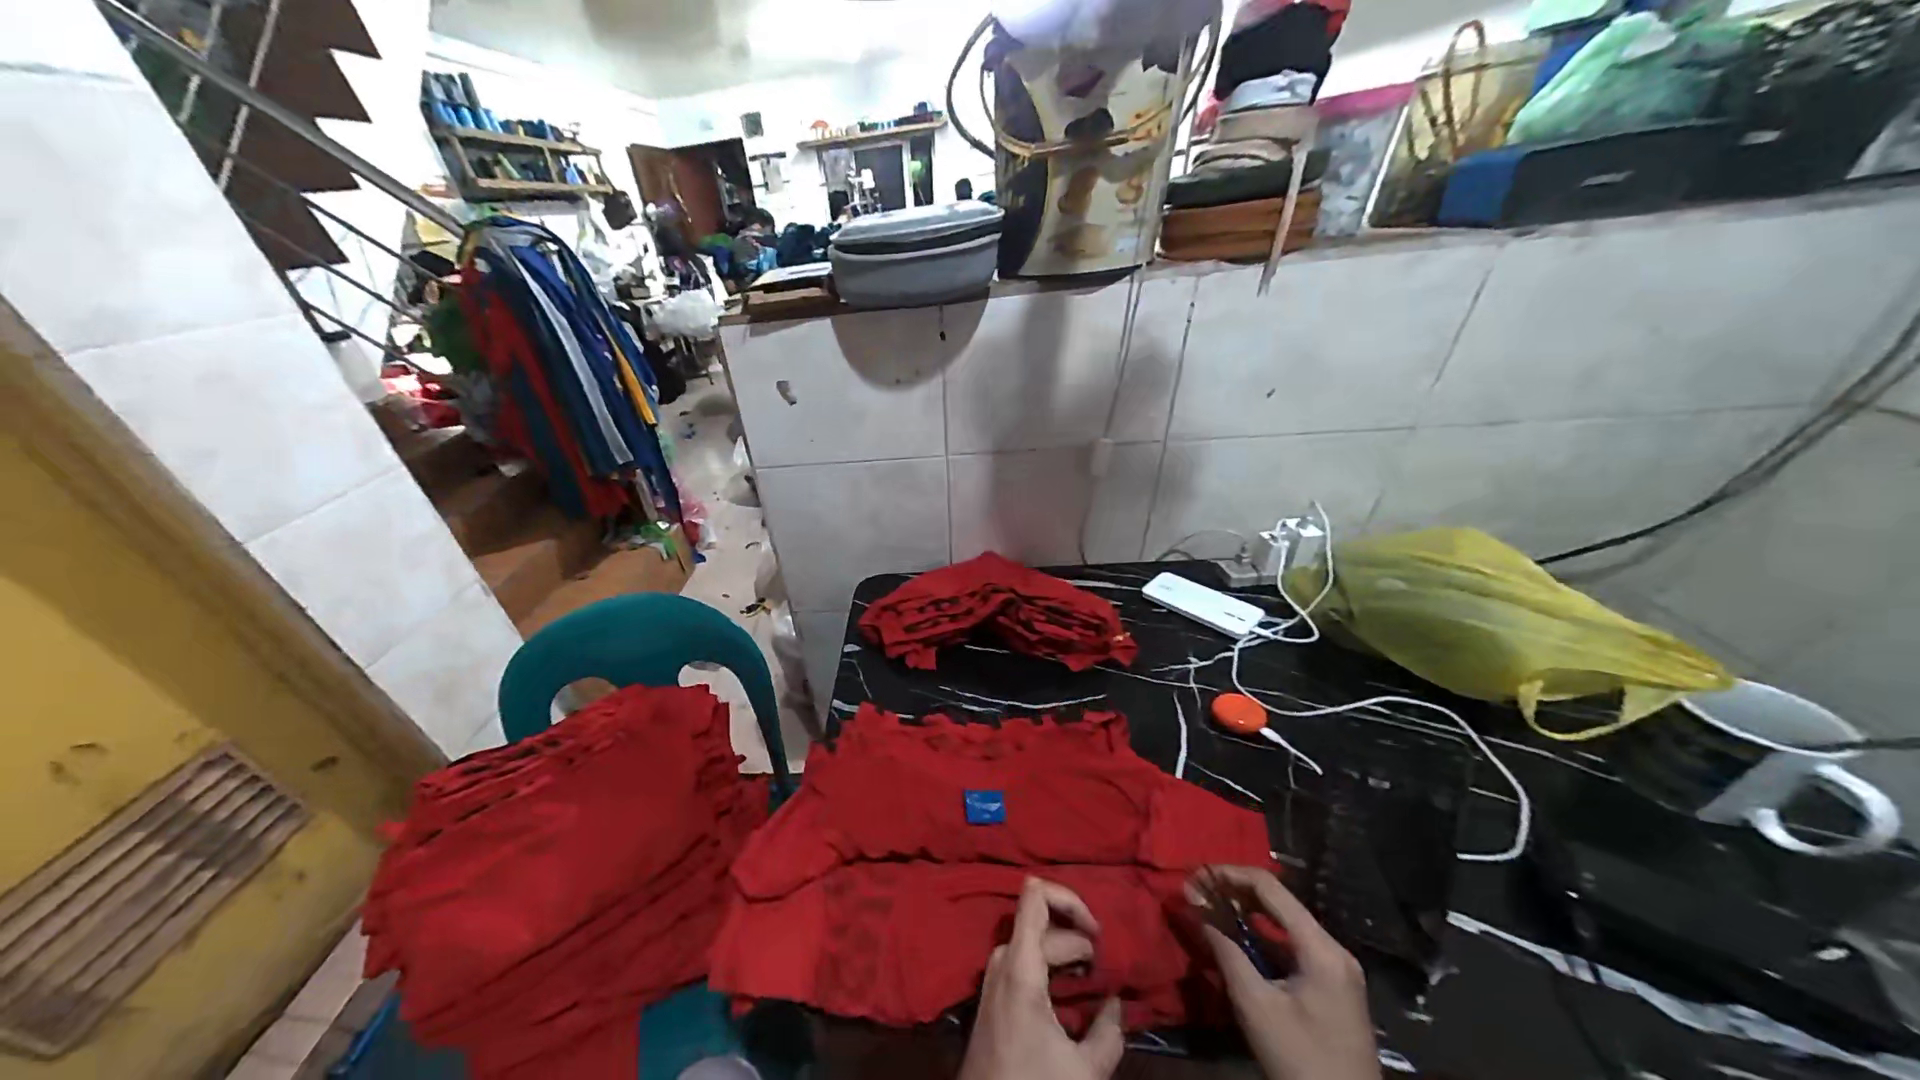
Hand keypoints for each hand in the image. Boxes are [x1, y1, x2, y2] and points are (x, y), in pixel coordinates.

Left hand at [958, 877, 1125, 1079]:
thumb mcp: (1084, 1070)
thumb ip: (1109, 1032)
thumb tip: (1116, 1003)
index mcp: (1021, 966)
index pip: (1035, 895)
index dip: (1070, 899)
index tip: (1098, 934)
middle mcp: (1003, 959)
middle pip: (1044, 925)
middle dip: (1079, 940)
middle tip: (1105, 972)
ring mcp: (994, 975)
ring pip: (1034, 942)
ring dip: (1066, 954)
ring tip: (1093, 981)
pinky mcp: (994, 992)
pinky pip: (1024, 960)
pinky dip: (1050, 966)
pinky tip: (1071, 992)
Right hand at [1189, 866, 1379, 1079]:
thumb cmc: (1299, 1060)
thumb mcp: (1255, 1004)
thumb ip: (1225, 950)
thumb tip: (1196, 907)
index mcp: (1321, 948)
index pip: (1271, 888)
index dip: (1230, 875)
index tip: (1196, 875)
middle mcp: (1334, 949)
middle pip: (1280, 902)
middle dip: (1236, 892)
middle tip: (1197, 891)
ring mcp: (1337, 968)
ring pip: (1285, 924)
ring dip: (1247, 913)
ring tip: (1210, 909)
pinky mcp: (1333, 985)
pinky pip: (1293, 946)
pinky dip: (1263, 937)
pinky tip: (1237, 939)